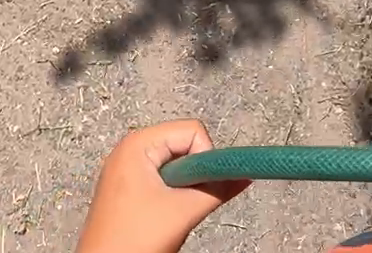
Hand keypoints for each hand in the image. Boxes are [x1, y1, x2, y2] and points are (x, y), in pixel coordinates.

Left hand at [75, 120, 249, 252]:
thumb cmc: (131, 242)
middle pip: (183, 145)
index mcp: (138, 142)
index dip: (204, 158)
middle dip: (192, 174)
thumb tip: (244, 174)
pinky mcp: (127, 188)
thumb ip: (217, 190)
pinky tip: (162, 218)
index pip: (192, 130)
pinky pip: (162, 179)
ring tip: (169, 214)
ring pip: (175, 165)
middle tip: (181, 204)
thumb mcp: (182, 213)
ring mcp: (127, 168)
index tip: (198, 188)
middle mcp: (130, 148)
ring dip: (182, 188)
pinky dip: (171, 196)